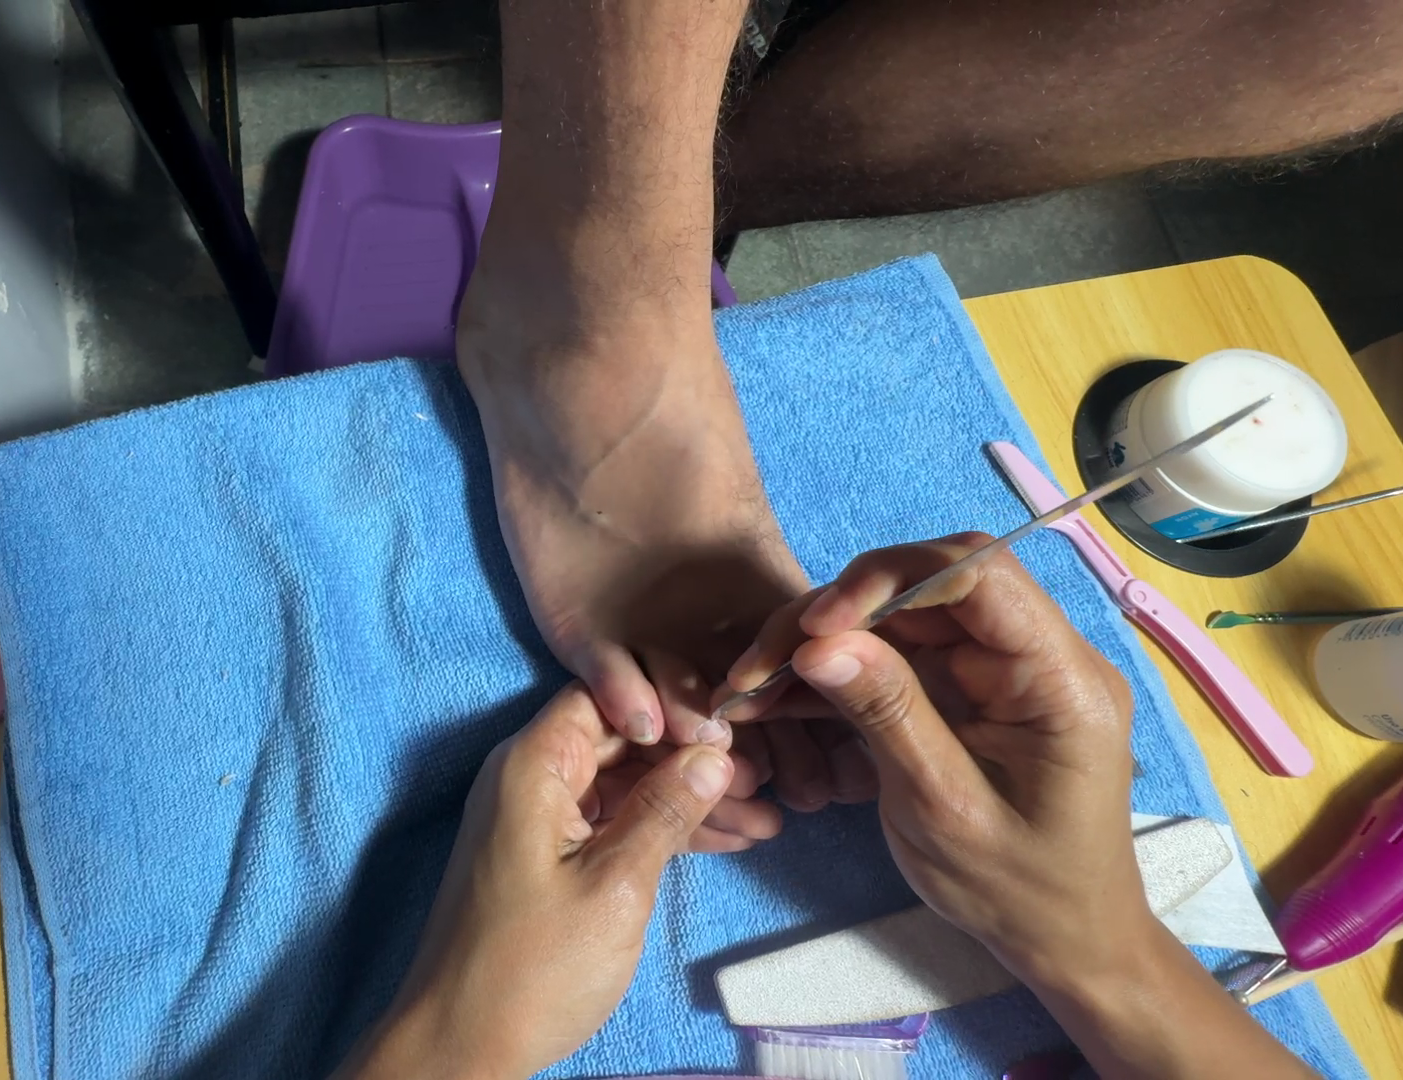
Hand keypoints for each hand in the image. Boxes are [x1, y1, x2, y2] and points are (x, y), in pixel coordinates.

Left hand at [331, 683, 734, 1079]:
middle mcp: (534, 774)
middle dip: (692, 759)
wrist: (463, 1042)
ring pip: (626, 783)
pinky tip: (729, 841)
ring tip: (766, 820)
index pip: (605, 698)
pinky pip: (614, 819)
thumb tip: (713, 755)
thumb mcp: (615, 885)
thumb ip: (664, 811)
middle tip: (763, 781)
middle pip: (622, 740)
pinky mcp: (554, 849)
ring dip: (689, 800)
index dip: (668, 705)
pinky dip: (663, 830)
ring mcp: (543, 813)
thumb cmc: (536, 964)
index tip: (729, 735)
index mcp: (534, 762)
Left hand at [458, 279, 805, 747]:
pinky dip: (619, 696)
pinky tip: (642, 721)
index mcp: (744, 577)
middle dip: (752, 743)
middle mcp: (688, 604)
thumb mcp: (737, 501)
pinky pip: (598, 668)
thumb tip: (819, 666)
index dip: (812, 711)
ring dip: (683, 732)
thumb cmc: (669, 413)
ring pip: (662, 693)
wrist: (568, 361)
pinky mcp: (565, 610)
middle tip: (775, 798)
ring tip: (707, 771)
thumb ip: (769, 583)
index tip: (836, 768)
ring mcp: (626, 611)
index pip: (790, 662)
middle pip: (729, 692)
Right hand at [721, 535, 1147, 981]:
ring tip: (749, 685)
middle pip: (915, 588)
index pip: (976, 576)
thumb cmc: (1016, 884)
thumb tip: (818, 642)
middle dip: (829, 613)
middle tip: (760, 664)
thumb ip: (889, 714)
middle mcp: (1020, 652)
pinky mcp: (945, 682)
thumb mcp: (943, 807)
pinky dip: (818, 670)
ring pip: (882, 615)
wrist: (1051, 933)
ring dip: (809, 642)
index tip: (815, 626)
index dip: (888, 579)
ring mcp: (979, 665)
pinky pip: (873, 652)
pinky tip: (770, 695)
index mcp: (1056, 677)